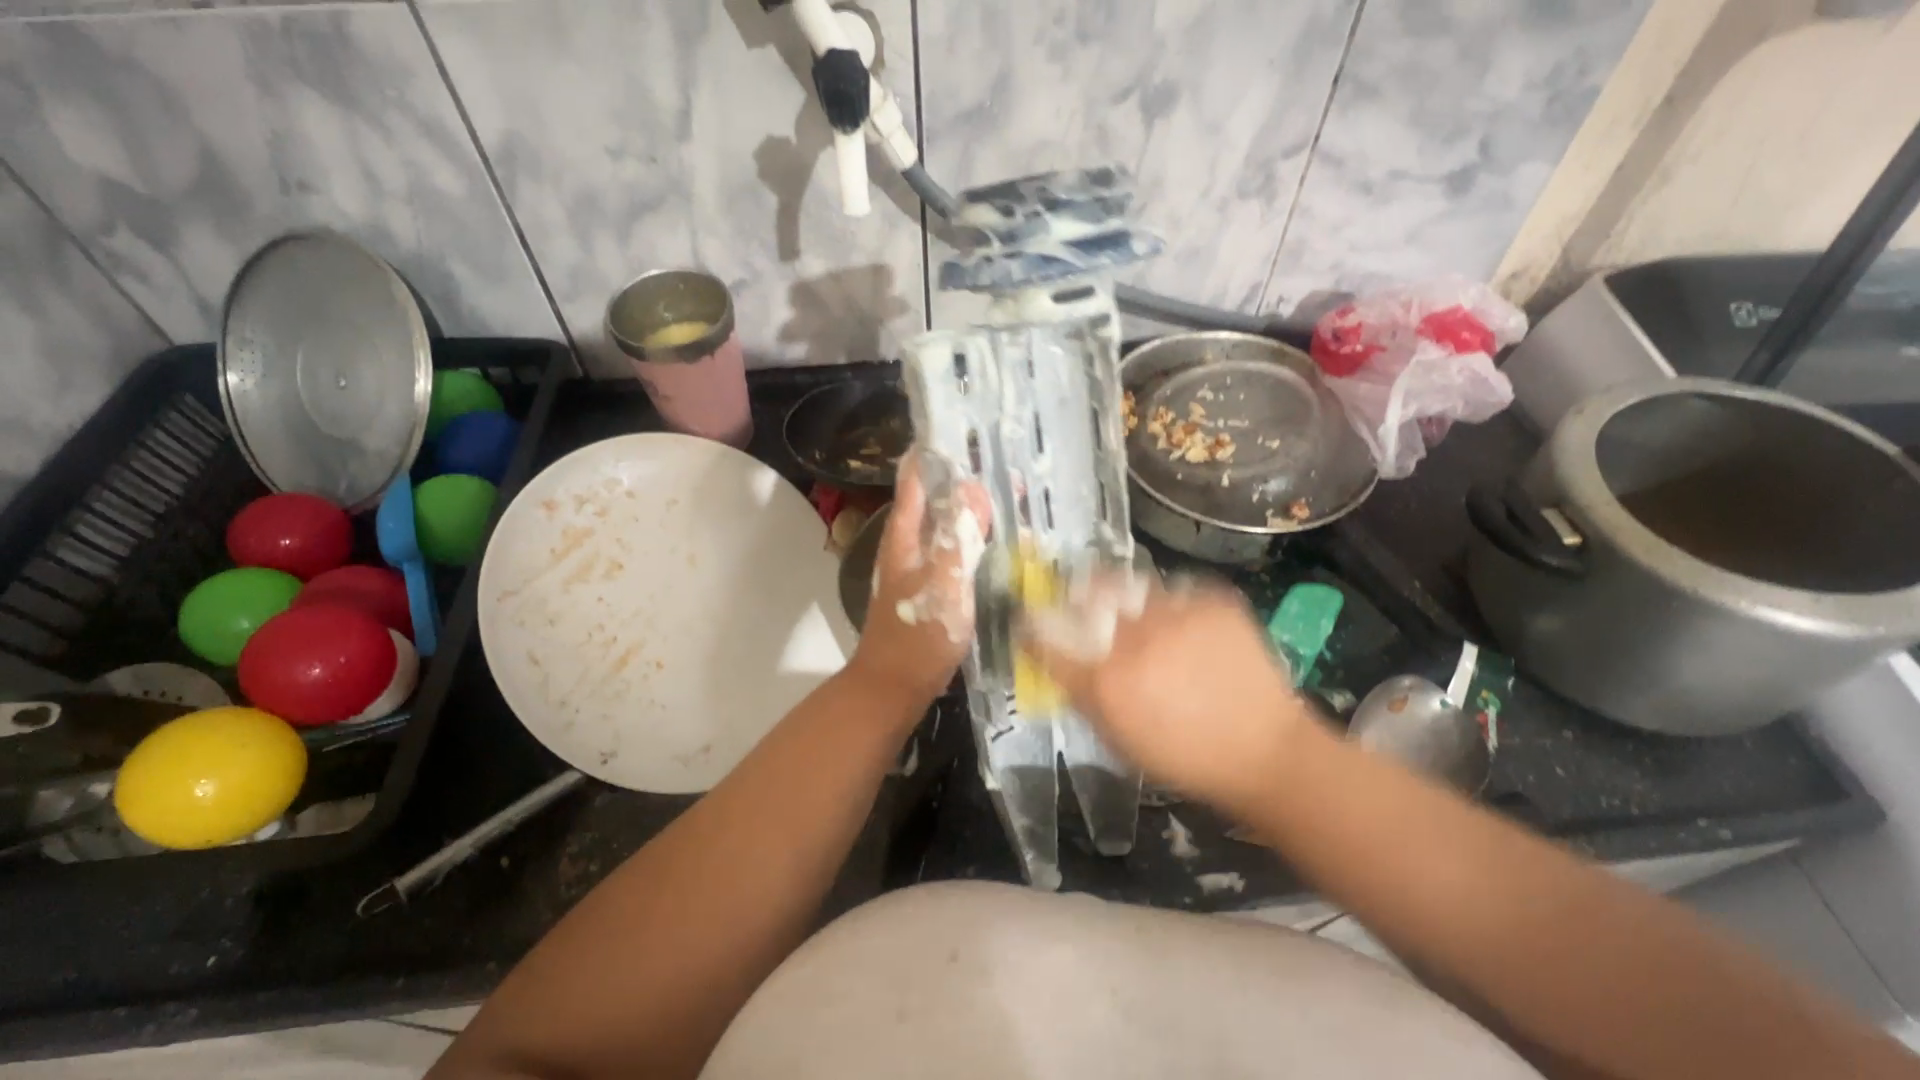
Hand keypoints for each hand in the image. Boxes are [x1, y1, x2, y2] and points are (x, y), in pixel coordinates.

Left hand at [845, 452, 990, 709]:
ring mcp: (916, 570)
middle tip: (1005, 467)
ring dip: (969, 512)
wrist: (894, 687)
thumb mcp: (944, 580)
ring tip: (1007, 499)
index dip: (937, 455)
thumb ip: (957, 535)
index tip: (966, 434)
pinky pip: (952, 553)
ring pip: (944, 528)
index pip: (917, 481)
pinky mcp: (928, 591)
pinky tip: (995, 547)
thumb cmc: (917, 634)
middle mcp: (907, 546)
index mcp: (904, 536)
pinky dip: (971, 542)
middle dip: (962, 482)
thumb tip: (973, 487)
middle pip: (933, 502)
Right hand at [1021, 576, 1324, 813]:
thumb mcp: (1117, 738)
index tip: (1028, 622)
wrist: (1266, 751)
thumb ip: (1082, 695)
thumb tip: (1056, 661)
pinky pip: (1174, 590)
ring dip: (1124, 600)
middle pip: (1085, 595)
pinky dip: (1169, 605)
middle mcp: (1136, 638)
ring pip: (1130, 587)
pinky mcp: (1213, 599)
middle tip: (1083, 607)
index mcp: (1106, 679)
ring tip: (1141, 619)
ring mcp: (1178, 612)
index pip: (1044, 636)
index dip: (1029, 626)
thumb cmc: (1185, 758)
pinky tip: (1181, 627)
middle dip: (1076, 598)